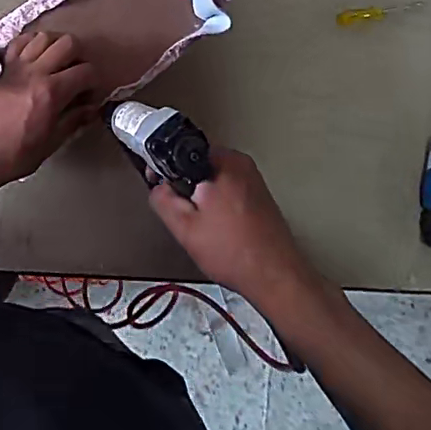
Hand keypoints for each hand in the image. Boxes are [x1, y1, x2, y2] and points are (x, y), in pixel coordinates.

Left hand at [0, 32, 99, 187]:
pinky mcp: (3, 69)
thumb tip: (91, 109)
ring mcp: (17, 68)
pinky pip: (20, 43)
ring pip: (44, 37)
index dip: (93, 81)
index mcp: (52, 92)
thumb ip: (74, 120)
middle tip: (77, 73)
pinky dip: (31, 43)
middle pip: (67, 43)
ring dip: (56, 45)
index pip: (85, 71)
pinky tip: (36, 55)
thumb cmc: (15, 154)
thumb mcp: (52, 142)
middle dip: (79, 56)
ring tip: (58, 62)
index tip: (89, 94)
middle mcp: (36, 73)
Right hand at [147, 147, 324, 304]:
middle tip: (190, 216)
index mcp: (224, 162)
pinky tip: (223, 230)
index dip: (167, 173)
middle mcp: (242, 164)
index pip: (181, 154)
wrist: (273, 275)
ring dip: (205, 200)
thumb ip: (163, 200)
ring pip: (214, 181)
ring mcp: (253, 178)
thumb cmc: (236, 253)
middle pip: (198, 168)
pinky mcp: (260, 194)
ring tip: (210, 227)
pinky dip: (221, 207)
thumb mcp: (184, 228)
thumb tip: (157, 186)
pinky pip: (230, 192)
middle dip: (188, 190)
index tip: (163, 190)